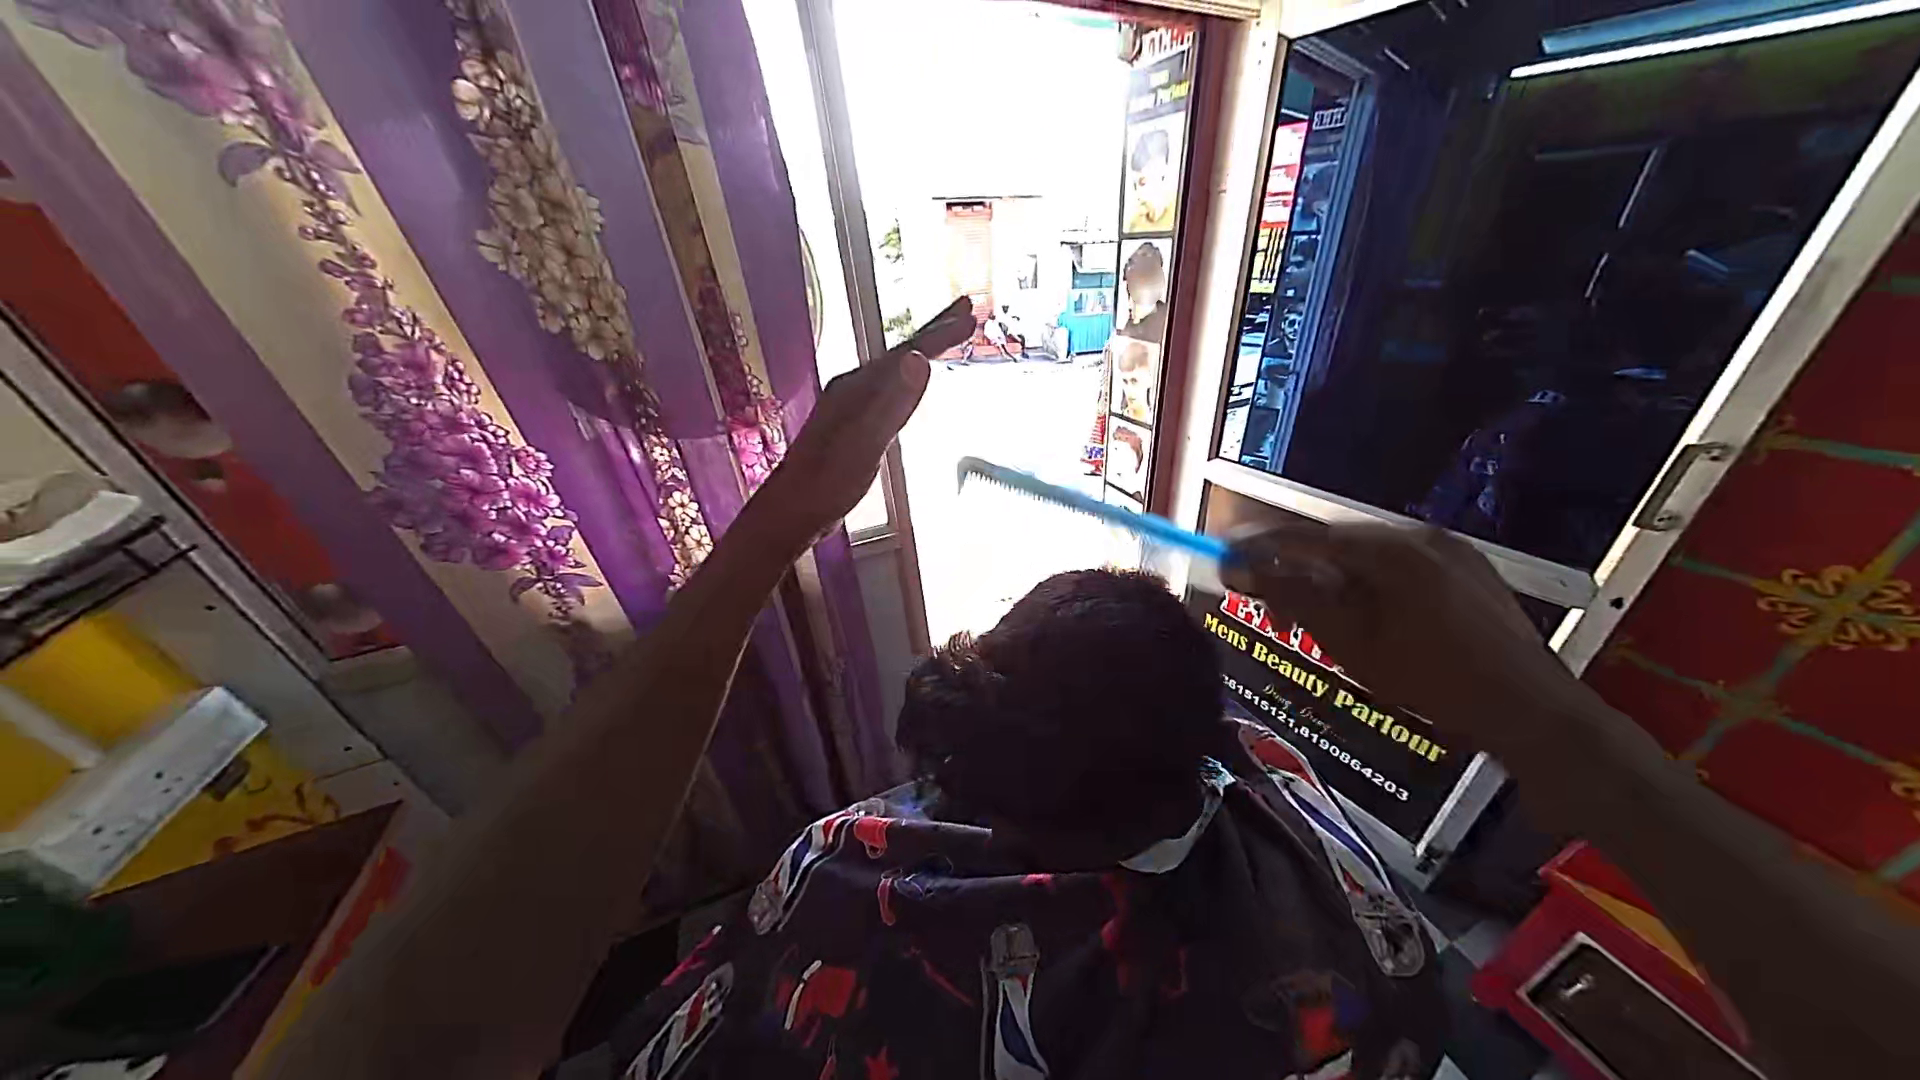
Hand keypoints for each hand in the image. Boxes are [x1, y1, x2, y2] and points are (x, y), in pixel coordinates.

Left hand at [755, 297, 974, 542]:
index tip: (971, 313)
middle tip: (966, 310)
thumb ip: (891, 403)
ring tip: (945, 342)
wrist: (792, 510)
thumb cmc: (827, 482)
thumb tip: (919, 359)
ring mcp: (853, 407)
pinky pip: (890, 391)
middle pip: (901, 354)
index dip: (940, 333)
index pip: (907, 353)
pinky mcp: (854, 426)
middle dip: (934, 331)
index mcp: (858, 388)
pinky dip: (909, 380)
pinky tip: (908, 388)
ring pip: (895, 371)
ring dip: (923, 352)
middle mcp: (854, 390)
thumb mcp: (864, 443)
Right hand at [1222, 519, 1586, 762]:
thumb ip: (1291, 597)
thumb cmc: (1430, 680)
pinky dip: (1364, 583)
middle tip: (1273, 611)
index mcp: (1388, 550)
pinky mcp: (1463, 567)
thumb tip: (1241, 570)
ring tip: (1316, 621)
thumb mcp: (1347, 641)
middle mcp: (1417, 536)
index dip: (1255, 547)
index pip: (1302, 537)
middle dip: (1293, 572)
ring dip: (1328, 580)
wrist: (1532, 711)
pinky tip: (1361, 616)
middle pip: (1331, 543)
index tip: (1222, 558)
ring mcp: (1446, 549)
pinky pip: (1394, 565)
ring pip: (1362, 555)